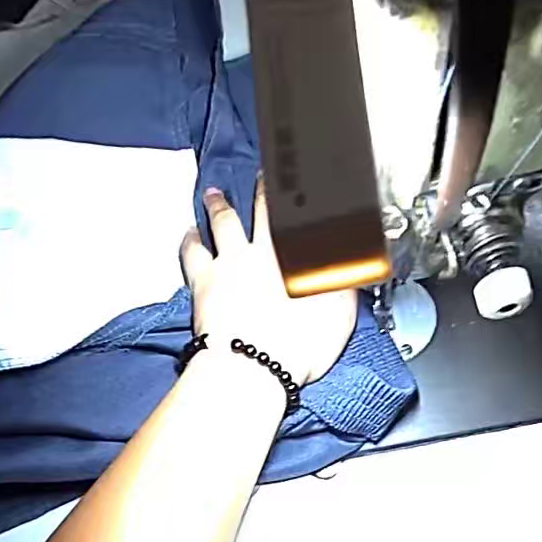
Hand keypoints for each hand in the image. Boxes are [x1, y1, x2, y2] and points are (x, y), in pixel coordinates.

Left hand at [182, 180, 356, 386]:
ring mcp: (228, 264)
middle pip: (260, 208)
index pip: (301, 213)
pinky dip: (191, 239)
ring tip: (214, 195)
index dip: (303, 193)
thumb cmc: (296, 348)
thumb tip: (350, 267)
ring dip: (219, 205)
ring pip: (222, 222)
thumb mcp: (338, 317)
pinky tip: (191, 234)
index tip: (305, 178)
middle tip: (263, 173)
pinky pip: (193, 252)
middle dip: (264, 187)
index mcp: (293, 255)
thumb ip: (343, 287)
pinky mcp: (202, 283)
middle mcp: (259, 250)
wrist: (251, 368)